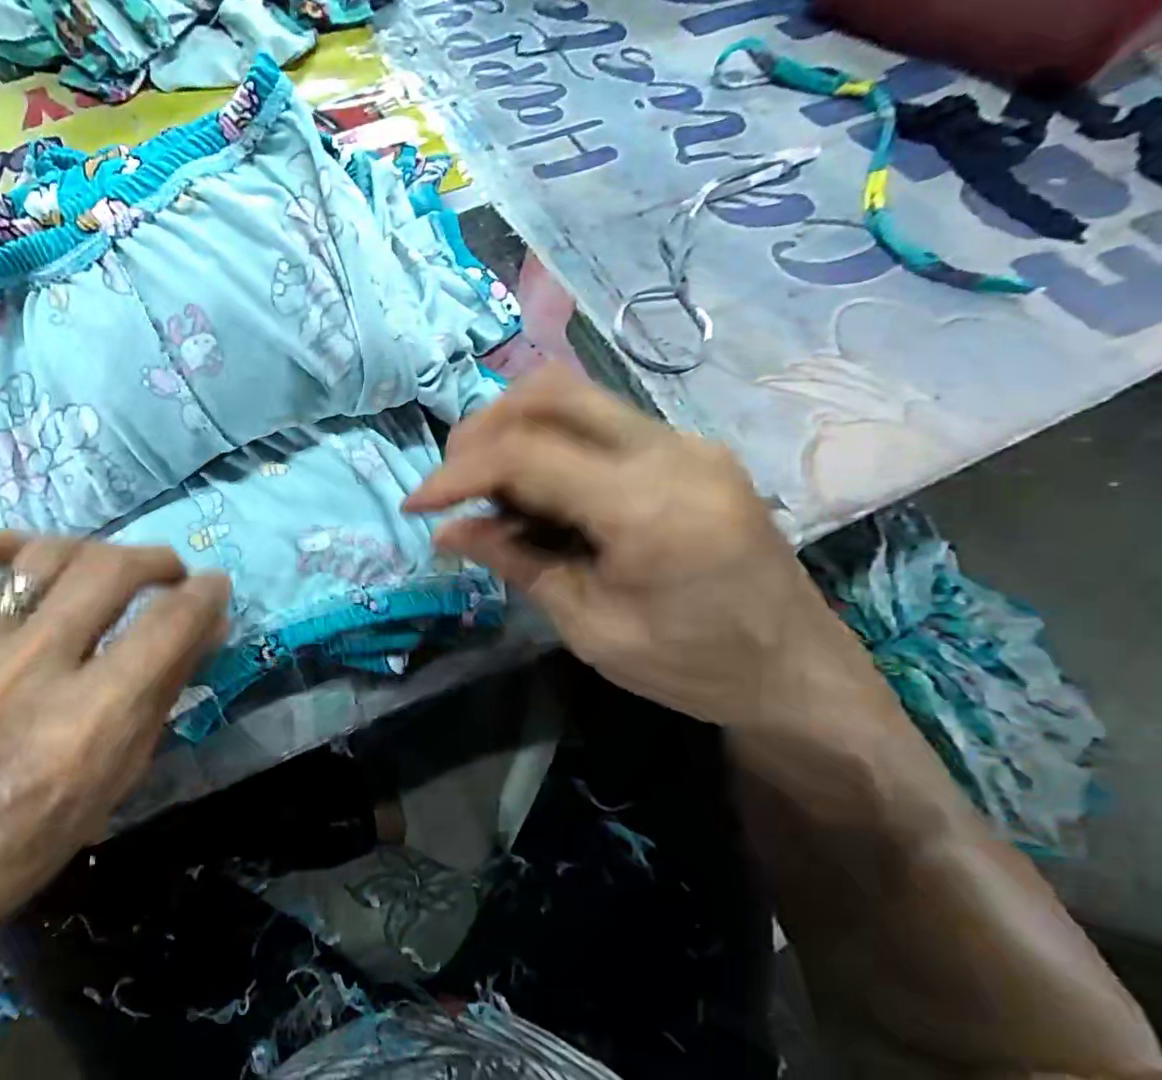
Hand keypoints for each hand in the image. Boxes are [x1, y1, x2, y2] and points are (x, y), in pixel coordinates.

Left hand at [0, 534, 229, 1066]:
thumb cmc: (34, 835)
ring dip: (93, 551)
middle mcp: (27, 677)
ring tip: (105, 569)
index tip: (212, 587)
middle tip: (167, 573)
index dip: (204, 595)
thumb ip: (165, 691)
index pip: (167, 626)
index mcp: (86, 728)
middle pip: (109, 572)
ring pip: (44, 555)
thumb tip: (207, 619)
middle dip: (156, 561)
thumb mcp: (119, 777)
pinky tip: (27, 558)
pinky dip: (2, 546)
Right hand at [404, 365, 856, 729]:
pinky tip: (532, 492)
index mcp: (649, 507)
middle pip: (549, 393)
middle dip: (479, 430)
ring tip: (483, 487)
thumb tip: (446, 531)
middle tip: (449, 483)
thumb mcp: (589, 628)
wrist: (799, 672)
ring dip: (510, 428)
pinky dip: (545, 441)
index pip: (525, 454)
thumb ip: (516, 564)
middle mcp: (670, 452)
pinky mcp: (685, 450)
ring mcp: (684, 443)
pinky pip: (596, 420)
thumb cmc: (692, 666)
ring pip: (572, 396)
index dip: (456, 474)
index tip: (415, 507)